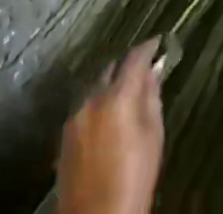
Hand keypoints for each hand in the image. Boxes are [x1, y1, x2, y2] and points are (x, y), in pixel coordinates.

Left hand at [58, 39, 162, 213]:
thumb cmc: (135, 180)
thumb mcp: (153, 139)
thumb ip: (152, 99)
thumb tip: (154, 71)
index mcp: (117, 97)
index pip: (133, 59)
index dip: (147, 48)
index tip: (157, 42)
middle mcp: (92, 97)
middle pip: (111, 69)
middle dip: (126, 66)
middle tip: (142, 70)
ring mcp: (75, 114)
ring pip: (95, 86)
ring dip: (110, 84)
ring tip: (125, 94)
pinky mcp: (65, 132)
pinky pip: (85, 105)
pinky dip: (98, 103)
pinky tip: (107, 117)